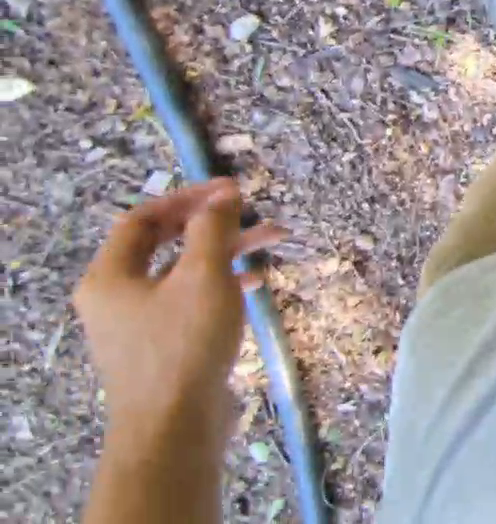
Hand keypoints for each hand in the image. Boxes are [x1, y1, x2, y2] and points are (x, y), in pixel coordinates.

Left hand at [74, 179, 286, 444]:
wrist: (174, 419)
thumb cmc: (184, 341)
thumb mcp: (204, 276)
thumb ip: (212, 230)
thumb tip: (223, 193)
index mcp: (110, 277)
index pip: (141, 219)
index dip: (186, 198)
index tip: (233, 188)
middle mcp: (116, 294)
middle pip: (163, 241)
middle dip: (213, 222)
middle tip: (254, 208)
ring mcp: (138, 318)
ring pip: (184, 267)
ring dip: (227, 247)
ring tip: (274, 238)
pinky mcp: (162, 337)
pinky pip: (191, 293)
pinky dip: (223, 277)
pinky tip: (255, 280)